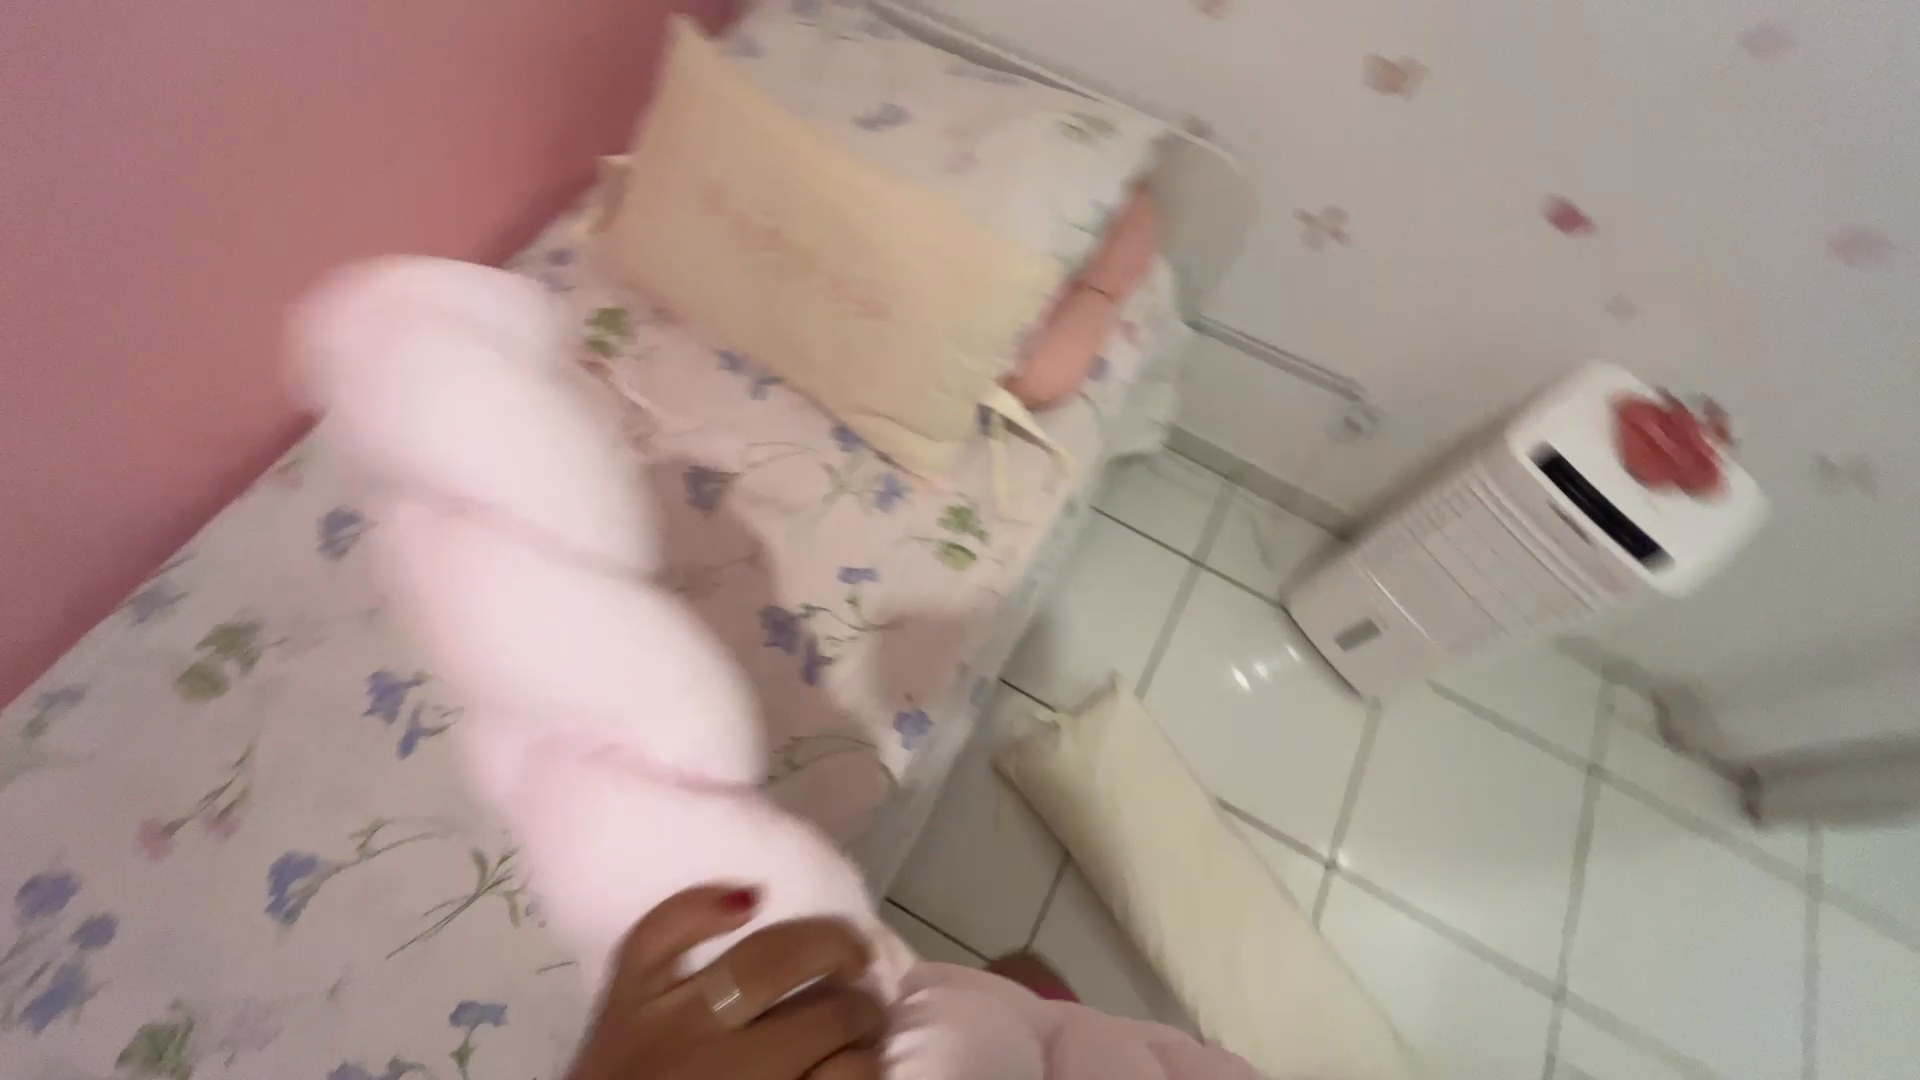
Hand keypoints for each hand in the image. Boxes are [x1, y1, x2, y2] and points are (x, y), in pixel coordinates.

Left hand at [566, 885, 884, 1079]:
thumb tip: (857, 1060)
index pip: (848, 1072)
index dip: (872, 1060)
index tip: (875, 1056)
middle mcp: (713, 1066)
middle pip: (821, 1016)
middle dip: (860, 1011)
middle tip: (868, 1012)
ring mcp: (662, 1023)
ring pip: (766, 959)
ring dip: (824, 947)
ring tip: (844, 954)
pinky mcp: (620, 998)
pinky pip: (661, 933)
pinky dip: (702, 905)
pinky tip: (750, 899)